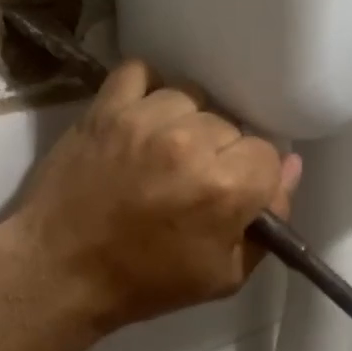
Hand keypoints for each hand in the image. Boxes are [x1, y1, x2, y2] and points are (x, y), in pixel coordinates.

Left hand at [0, 61, 300, 333]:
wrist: (62, 264)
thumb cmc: (145, 280)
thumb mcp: (224, 274)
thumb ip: (268, 219)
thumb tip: (289, 166)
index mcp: (225, 186)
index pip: (265, 152)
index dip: (252, 175)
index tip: (231, 191)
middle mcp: (188, 142)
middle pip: (226, 123)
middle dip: (218, 150)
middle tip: (191, 177)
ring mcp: (141, 118)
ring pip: (187, 96)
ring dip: (183, 119)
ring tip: (163, 148)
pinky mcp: (104, 106)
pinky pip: (138, 71)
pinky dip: (145, 87)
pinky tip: (141, 114)